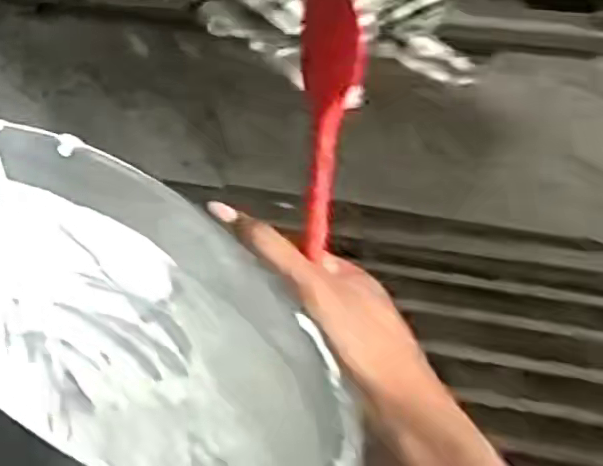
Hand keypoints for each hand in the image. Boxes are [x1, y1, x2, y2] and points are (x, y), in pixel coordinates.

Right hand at [209, 203, 502, 465]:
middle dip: (265, 281)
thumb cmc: (363, 342)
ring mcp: (352, 334)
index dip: (266, 250)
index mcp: (355, 278)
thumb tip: (217, 205)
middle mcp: (355, 301)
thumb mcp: (312, 284)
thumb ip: (269, 245)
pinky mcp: (343, 360)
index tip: (234, 256)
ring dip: (272, 310)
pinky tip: (266, 338)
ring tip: (244, 312)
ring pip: (295, 308)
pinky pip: (299, 333)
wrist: (405, 417)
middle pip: (293, 278)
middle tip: (234, 284)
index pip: (297, 249)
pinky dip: (281, 333)